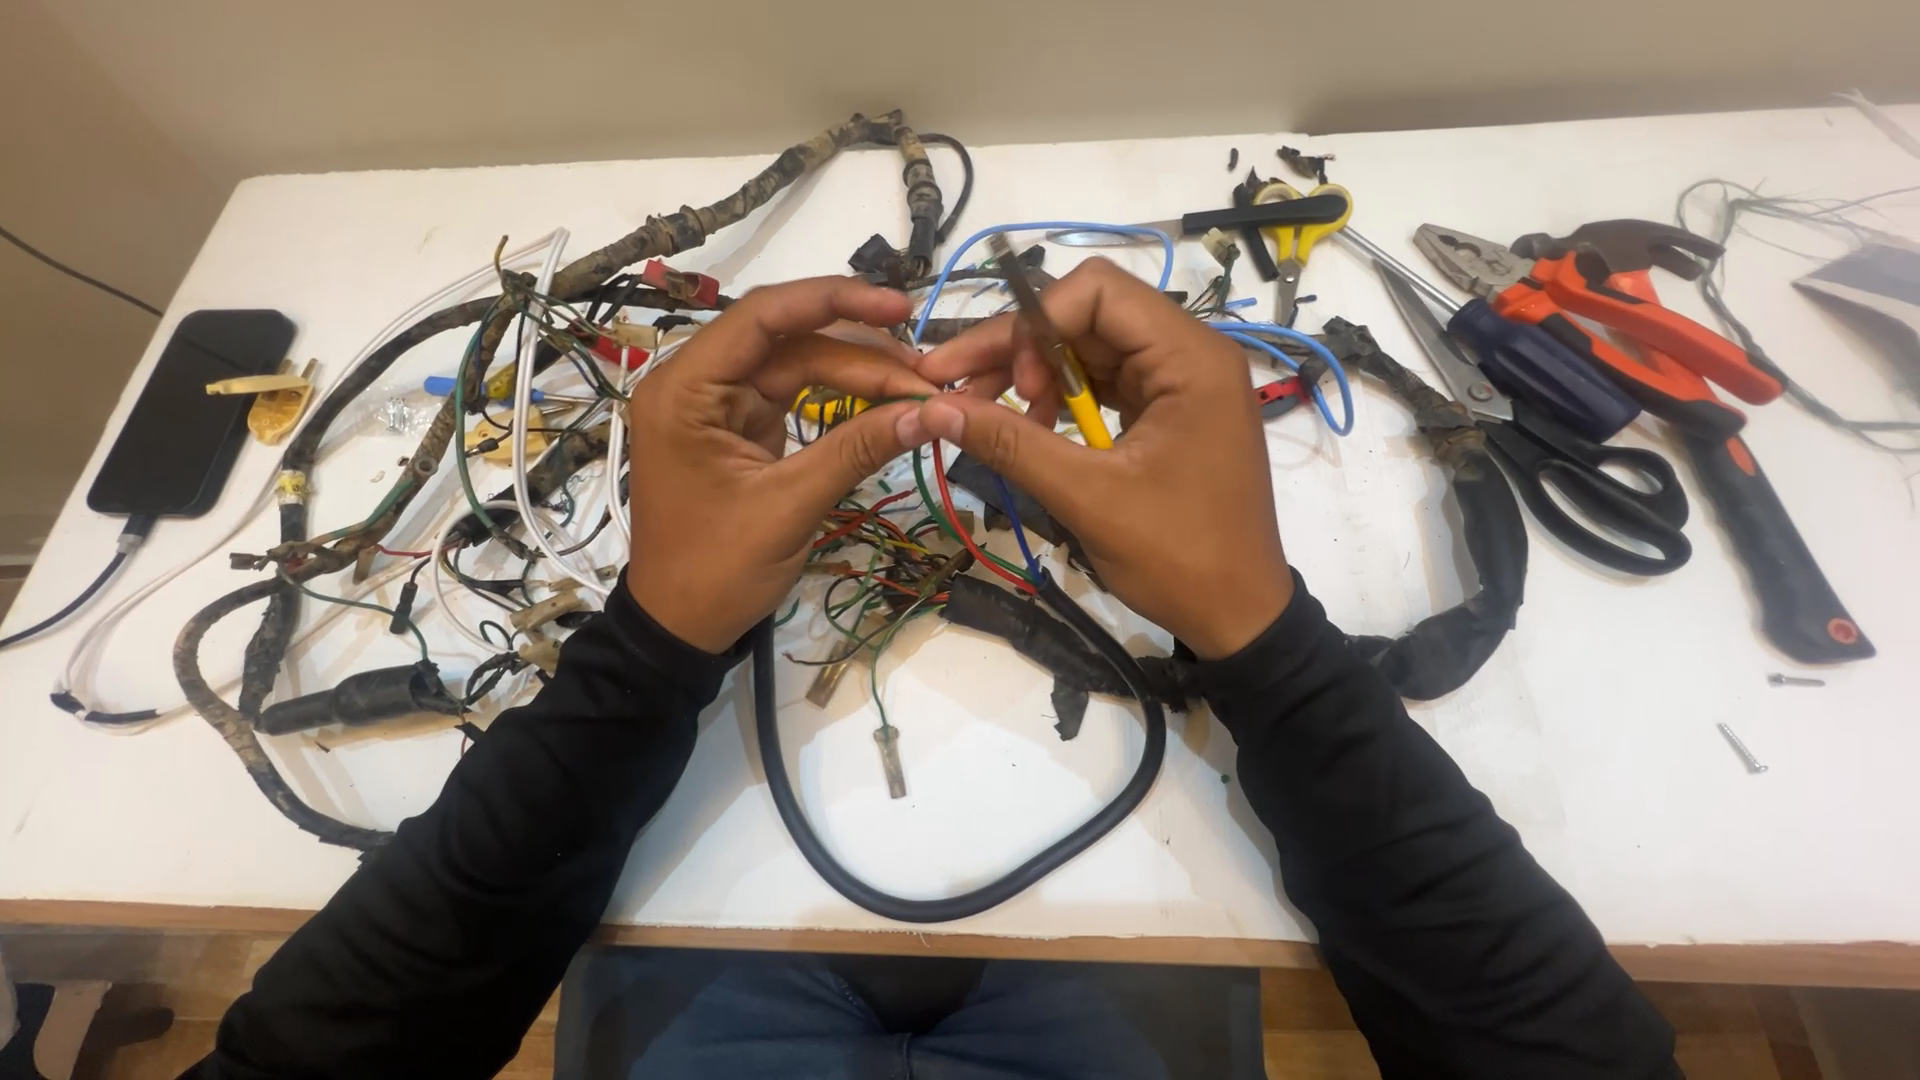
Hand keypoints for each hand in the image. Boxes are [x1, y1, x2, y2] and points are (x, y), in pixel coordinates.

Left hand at [625, 277, 937, 652]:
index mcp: (686, 388)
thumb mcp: (790, 507)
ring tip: (917, 385)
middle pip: (789, 341)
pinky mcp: (742, 425)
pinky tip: (885, 399)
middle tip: (927, 372)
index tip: (899, 308)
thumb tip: (931, 412)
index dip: (834, 301)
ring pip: (798, 364)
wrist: (681, 623)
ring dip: (857, 372)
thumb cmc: (718, 569)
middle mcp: (698, 381)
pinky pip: (797, 395)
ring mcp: (721, 403)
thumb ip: (858, 450)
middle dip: (861, 352)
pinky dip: (842, 398)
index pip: (762, 317)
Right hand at [913, 258, 1291, 658]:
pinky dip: (1060, 400)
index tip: (1009, 385)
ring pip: (1088, 350)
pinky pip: (1103, 385)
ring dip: (1033, 374)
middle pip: (1086, 317)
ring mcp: (1179, 385)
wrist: (1237, 616)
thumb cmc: (1177, 557)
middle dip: (1018, 348)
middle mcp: (1188, 355)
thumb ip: (1011, 444)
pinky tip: (1032, 428)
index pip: (1097, 290)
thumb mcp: (1088, 498)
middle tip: (956, 386)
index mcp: (1190, 358)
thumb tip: (934, 408)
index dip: (1036, 322)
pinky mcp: (1168, 413)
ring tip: (988, 414)